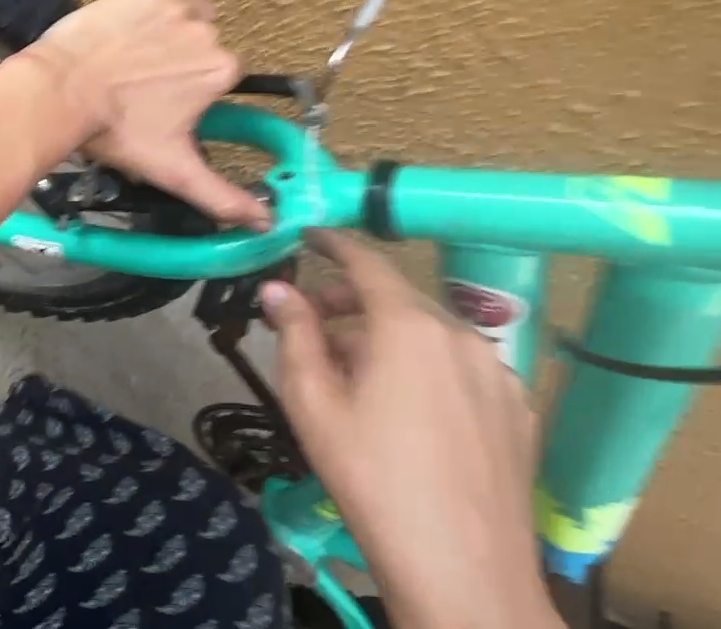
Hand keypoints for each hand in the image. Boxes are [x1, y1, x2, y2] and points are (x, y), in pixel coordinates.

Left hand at [14, 0, 266, 227]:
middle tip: (135, 88)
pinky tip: (109, 42)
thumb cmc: (115, 130)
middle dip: (174, 64)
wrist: (59, 91)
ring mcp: (169, 7)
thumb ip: (221, 194)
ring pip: (175, 22)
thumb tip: (265, 223)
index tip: (160, 105)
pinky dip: (131, 19)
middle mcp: (205, 31)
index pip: (216, 77)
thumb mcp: (172, 168)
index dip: (188, 92)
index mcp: (221, 70)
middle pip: (197, 46)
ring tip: (122, 64)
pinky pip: (143, 5)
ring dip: (158, 38)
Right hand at [262, 230, 559, 628]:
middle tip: (309, 321)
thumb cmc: (366, 470)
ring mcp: (500, 376)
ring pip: (430, 334)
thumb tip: (276, 288)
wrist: (459, 562)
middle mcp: (463, 338)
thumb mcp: (310, 397)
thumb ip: (294, 332)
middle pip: (399, 299)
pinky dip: (423, 364)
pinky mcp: (518, 412)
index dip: (335, 243)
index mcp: (409, 327)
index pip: (368, 264)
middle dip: (350, 300)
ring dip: (386, 335)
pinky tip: (400, 405)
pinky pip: (460, 367)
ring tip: (350, 372)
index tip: (308, 233)